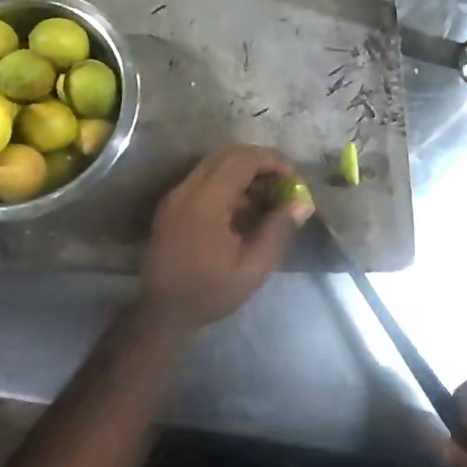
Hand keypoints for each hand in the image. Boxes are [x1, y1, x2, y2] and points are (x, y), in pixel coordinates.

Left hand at [139, 144, 312, 333]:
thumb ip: (278, 231)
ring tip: (270, 198)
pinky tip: (245, 210)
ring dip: (244, 172)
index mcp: (206, 201)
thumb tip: (303, 203)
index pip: (243, 159)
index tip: (295, 180)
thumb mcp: (253, 268)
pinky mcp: (172, 206)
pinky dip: (229, 184)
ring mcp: (176, 196)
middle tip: (285, 184)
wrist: (163, 313)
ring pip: (215, 165)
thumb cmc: (209, 292)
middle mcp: (187, 189)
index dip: (273, 162)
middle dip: (260, 162)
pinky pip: (204, 180)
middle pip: (228, 154)